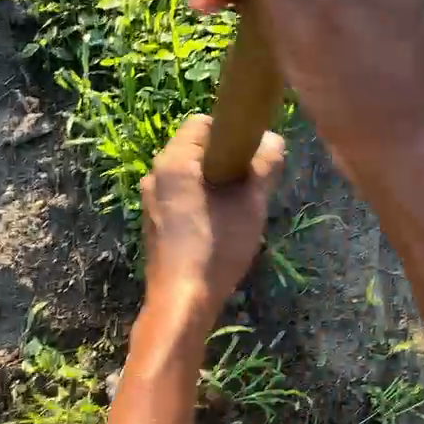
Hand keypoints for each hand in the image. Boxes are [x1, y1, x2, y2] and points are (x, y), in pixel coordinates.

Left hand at [140, 115, 285, 326]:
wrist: (182, 300)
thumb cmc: (217, 246)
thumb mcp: (250, 203)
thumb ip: (264, 166)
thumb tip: (273, 140)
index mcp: (174, 161)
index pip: (203, 123)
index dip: (232, 133)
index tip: (252, 157)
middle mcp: (155, 174)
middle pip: (196, 150)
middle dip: (225, 162)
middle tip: (249, 187)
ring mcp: (150, 201)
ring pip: (189, 177)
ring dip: (214, 185)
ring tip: (236, 212)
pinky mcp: (153, 224)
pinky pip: (180, 199)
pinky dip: (200, 204)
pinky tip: (217, 231)